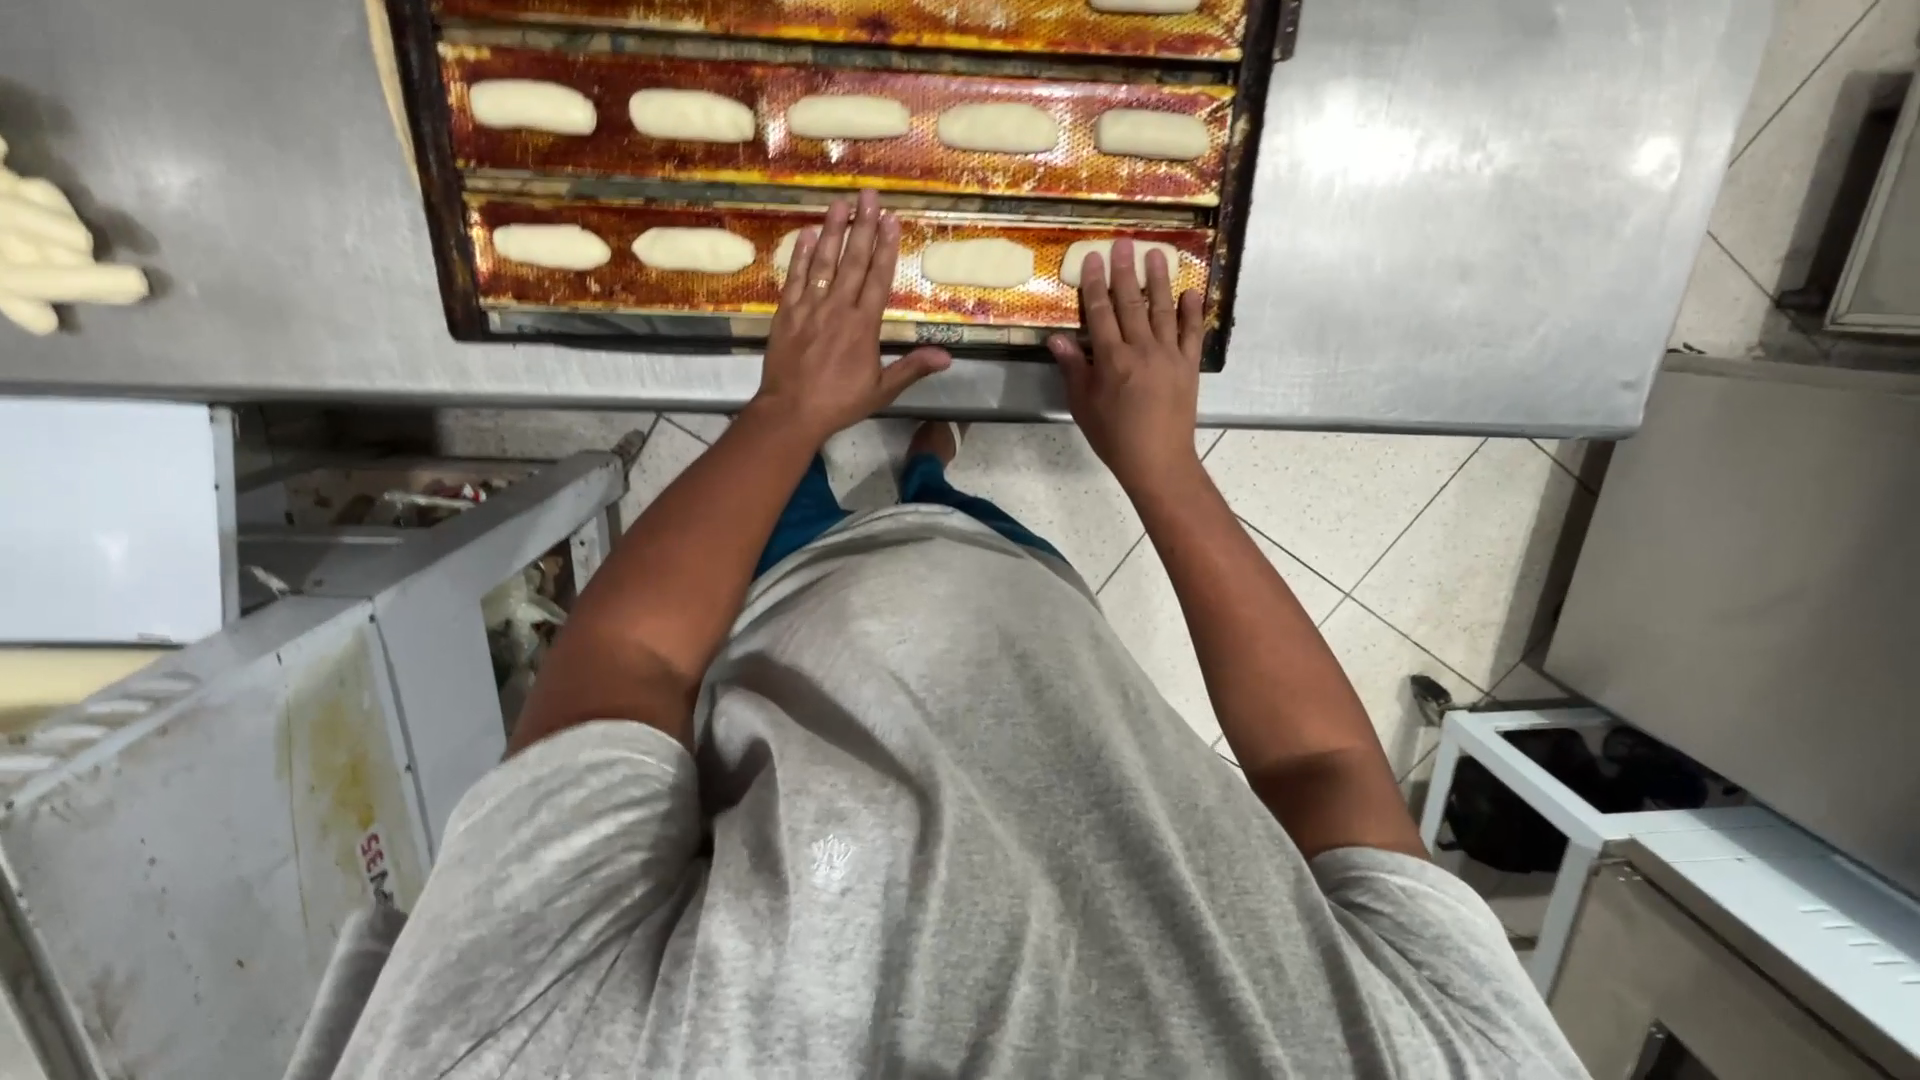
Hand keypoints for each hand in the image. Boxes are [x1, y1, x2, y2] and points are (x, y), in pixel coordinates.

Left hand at [750, 189, 950, 442]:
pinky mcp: (786, 313)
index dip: (886, 247)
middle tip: (869, 195)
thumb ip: (912, 368)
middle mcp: (838, 308)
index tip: (891, 220)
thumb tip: (946, 357)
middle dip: (863, 226)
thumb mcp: (882, 390)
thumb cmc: (839, 403)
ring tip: (841, 202)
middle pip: (853, 260)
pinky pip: (795, 277)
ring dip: (833, 230)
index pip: (878, 278)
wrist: (791, 412)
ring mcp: (809, 308)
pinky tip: (808, 234)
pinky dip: (801, 255)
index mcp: (863, 326)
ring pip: (823, 262)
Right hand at [1047, 239, 1205, 496]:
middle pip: (1131, 302)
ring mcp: (1169, 355)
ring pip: (1162, 309)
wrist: (1158, 460)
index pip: (1100, 312)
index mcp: (1111, 358)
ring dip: (1159, 280)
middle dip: (1125, 271)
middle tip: (1124, 242)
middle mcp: (1141, 349)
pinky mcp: (1189, 365)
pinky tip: (1191, 291)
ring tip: (1156, 254)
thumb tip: (1057, 338)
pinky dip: (1192, 311)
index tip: (1093, 258)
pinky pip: (1192, 332)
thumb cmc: (1114, 437)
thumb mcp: (1083, 405)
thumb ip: (1074, 368)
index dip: (1094, 283)